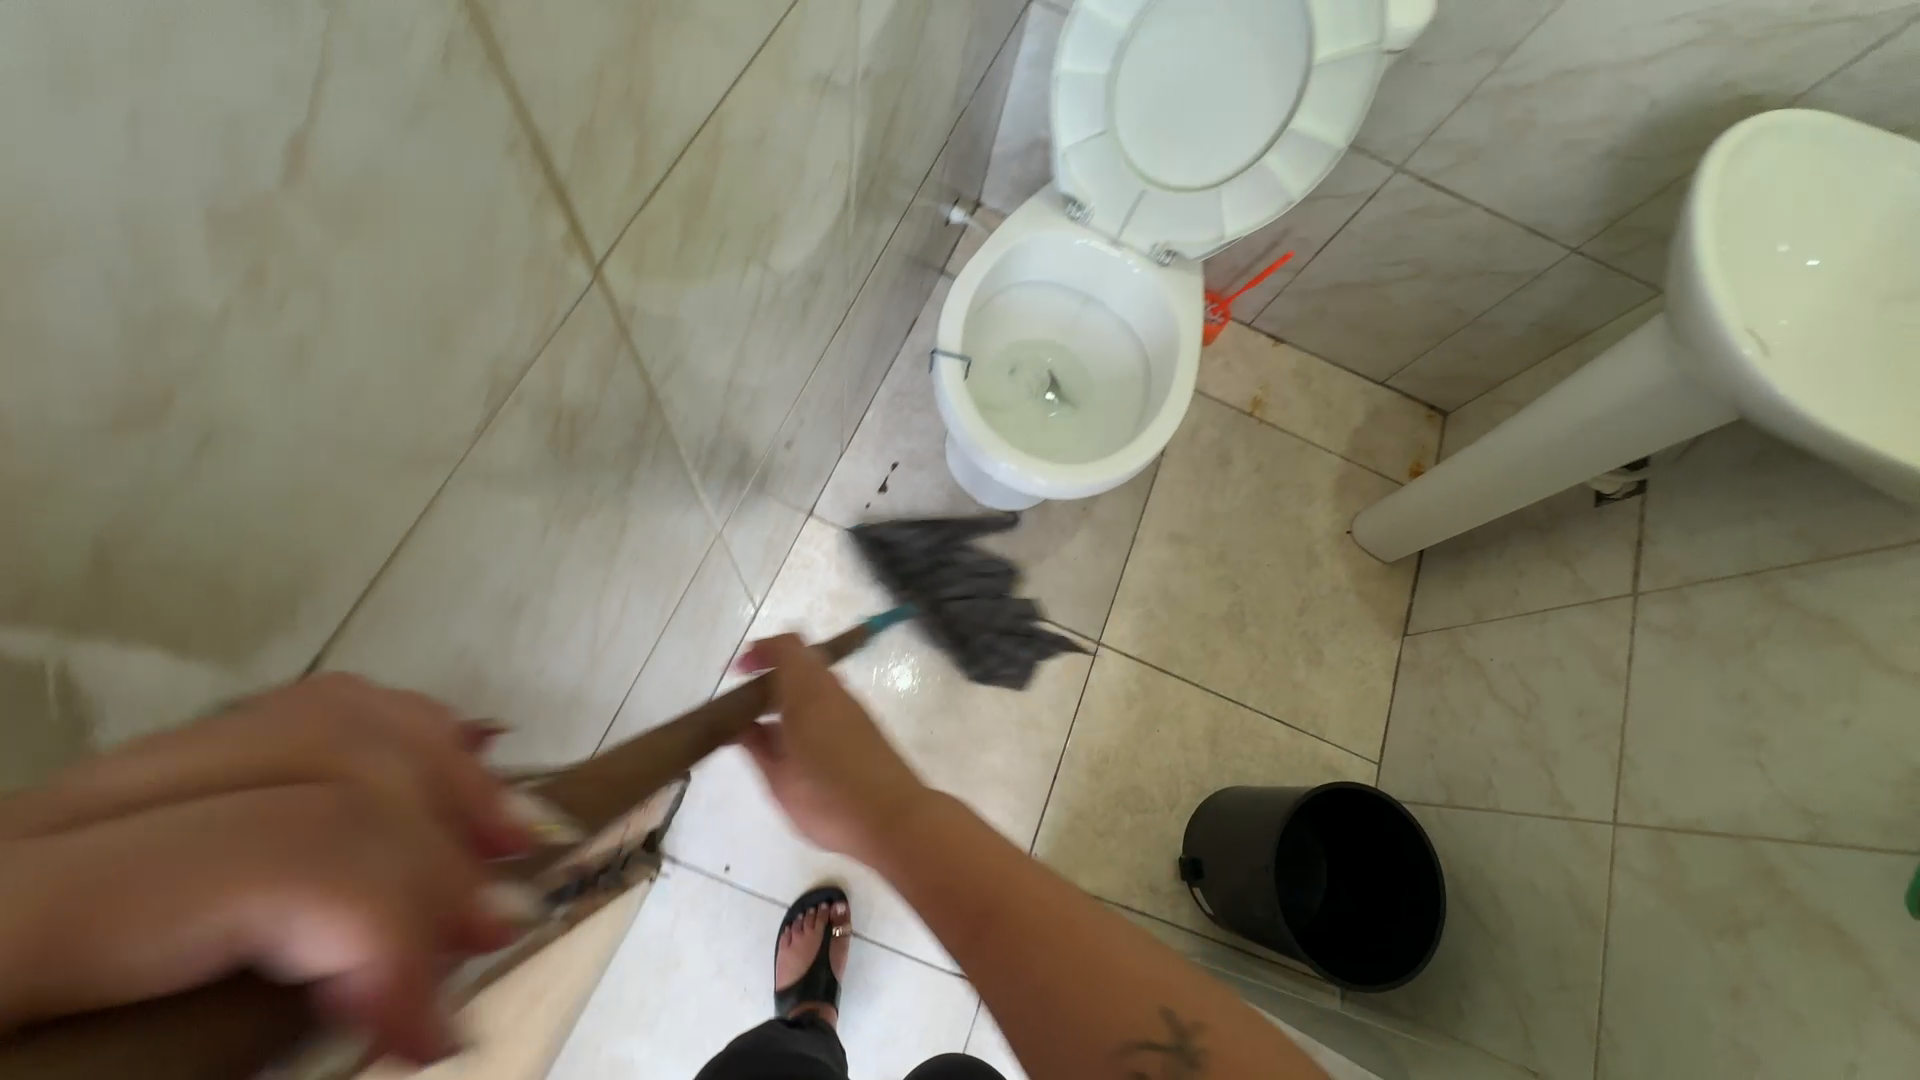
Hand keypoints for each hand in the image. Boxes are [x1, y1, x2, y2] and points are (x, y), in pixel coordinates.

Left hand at [0, 674, 536, 1063]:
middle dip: (443, 842)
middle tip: (496, 926)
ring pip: (327, 711)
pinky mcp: (137, 787)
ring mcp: (96, 785)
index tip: (438, 1033)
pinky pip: (298, 714)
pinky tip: (455, 771)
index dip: (396, 928)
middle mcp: (49, 816)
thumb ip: (271, 1042)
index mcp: (16, 914)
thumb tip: (437, 1009)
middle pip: (331, 756)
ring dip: (447, 774)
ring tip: (507, 839)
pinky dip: (403, 736)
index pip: (285, 856)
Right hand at [734, 635, 934, 863]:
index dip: (761, 651)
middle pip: (803, 664)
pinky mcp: (866, 727)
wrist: (895, 818)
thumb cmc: (829, 799)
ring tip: (766, 732)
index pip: (787, 647)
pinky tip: (796, 748)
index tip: (739, 672)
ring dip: (791, 697)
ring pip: (818, 686)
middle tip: (746, 706)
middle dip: (772, 677)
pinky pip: (830, 704)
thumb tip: (744, 726)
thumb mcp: (780, 780)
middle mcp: (834, 692)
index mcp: (809, 693)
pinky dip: (808, 712)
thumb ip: (758, 748)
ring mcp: (855, 709)